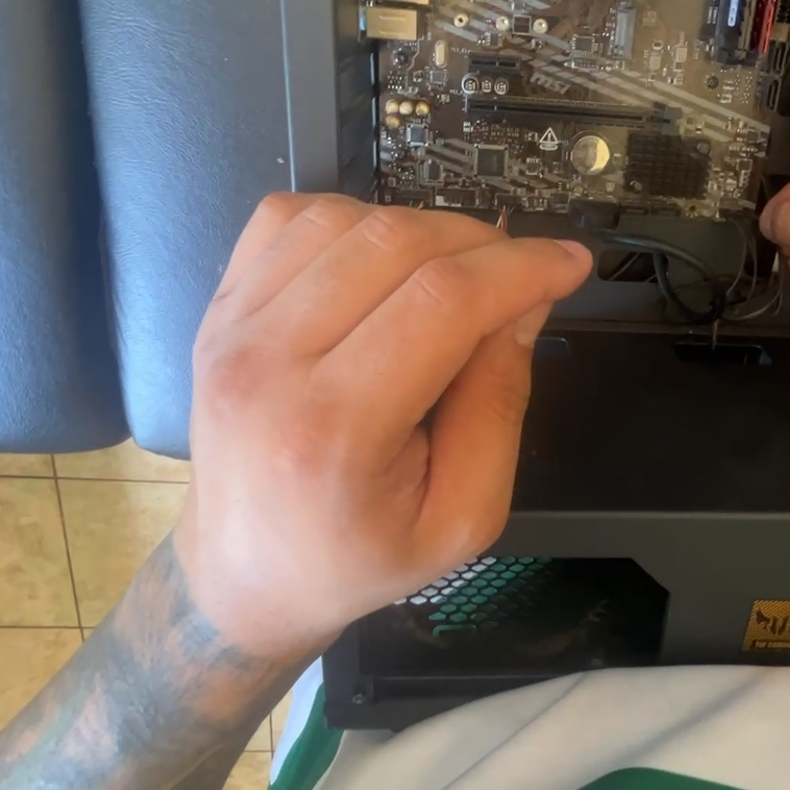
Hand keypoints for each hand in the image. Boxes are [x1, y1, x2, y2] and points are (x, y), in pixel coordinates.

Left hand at [174, 194, 592, 654]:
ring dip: (423, 229)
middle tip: (519, 275)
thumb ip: (499, 407)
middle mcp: (268, 360)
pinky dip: (356, 219)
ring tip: (455, 276)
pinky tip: (382, 264)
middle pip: (396, 244)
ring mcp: (232, 325)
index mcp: (333, 430)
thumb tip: (524, 303)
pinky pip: (292, 216)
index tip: (570, 263)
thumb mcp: (462, 518)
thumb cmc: (356, 558)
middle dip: (483, 244)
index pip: (443, 302)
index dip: (522, 267)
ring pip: (346, 217)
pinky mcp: (219, 307)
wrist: (245, 572)